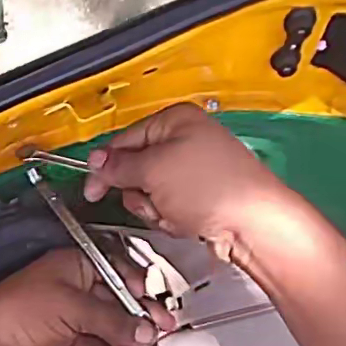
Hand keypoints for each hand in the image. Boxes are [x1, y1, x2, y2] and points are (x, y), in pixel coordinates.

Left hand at [0, 249, 173, 345]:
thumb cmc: (12, 312)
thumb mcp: (72, 309)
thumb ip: (112, 320)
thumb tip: (142, 327)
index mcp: (73, 265)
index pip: (118, 272)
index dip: (140, 290)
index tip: (156, 308)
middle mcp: (72, 286)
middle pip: (116, 302)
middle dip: (137, 321)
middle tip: (156, 335)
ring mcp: (67, 313)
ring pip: (107, 327)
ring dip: (125, 342)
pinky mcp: (62, 338)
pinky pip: (94, 344)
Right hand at [82, 103, 307, 263]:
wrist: (252, 225)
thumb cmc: (217, 188)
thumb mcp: (154, 170)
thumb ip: (119, 166)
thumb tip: (98, 163)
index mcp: (175, 120)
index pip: (123, 140)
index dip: (105, 164)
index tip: (93, 184)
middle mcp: (184, 141)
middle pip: (134, 169)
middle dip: (139, 191)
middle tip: (152, 196)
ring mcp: (192, 171)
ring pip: (148, 194)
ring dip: (154, 208)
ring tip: (174, 210)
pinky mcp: (198, 197)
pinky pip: (166, 208)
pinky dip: (170, 218)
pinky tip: (186, 220)